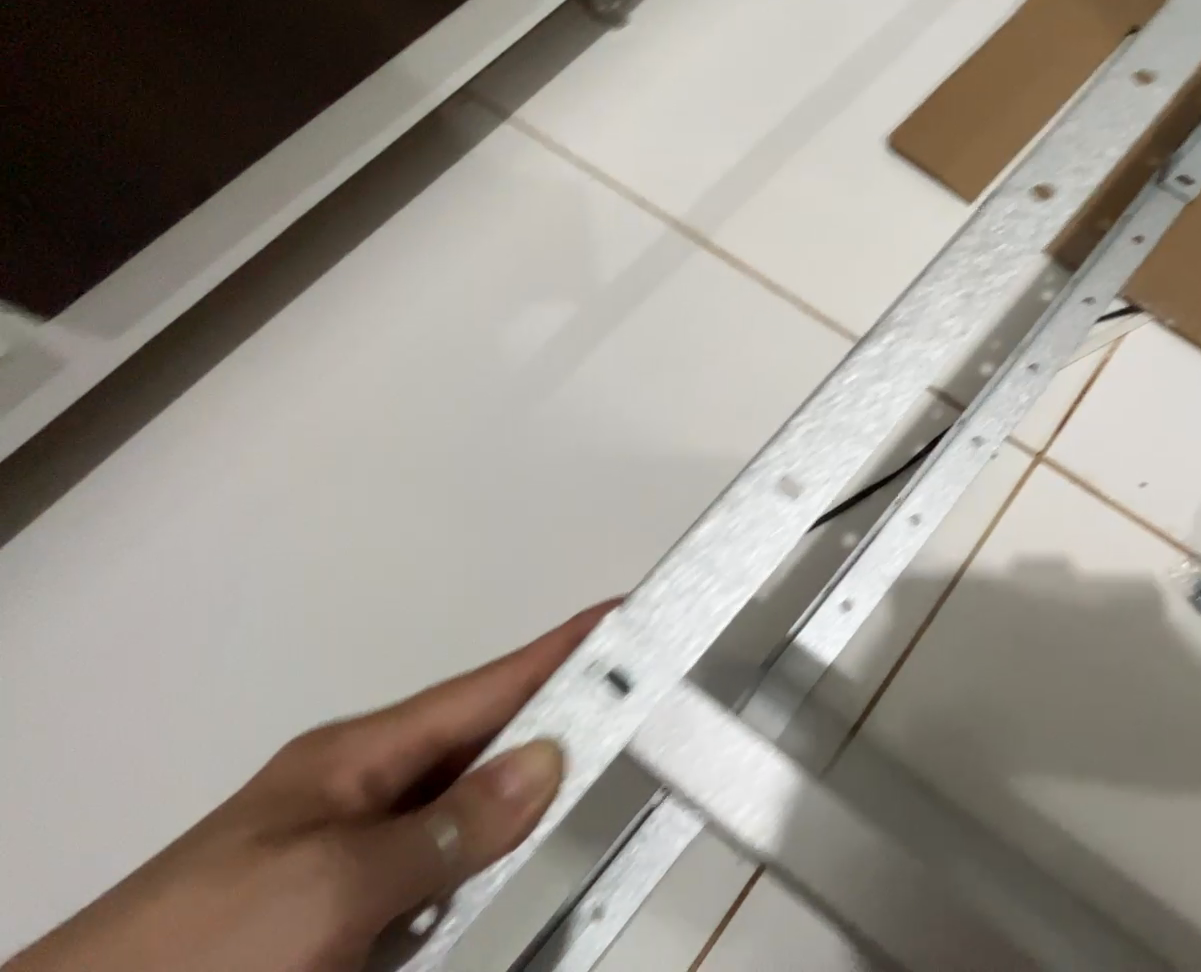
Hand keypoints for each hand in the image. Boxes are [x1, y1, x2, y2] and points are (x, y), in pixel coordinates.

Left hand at [8, 601, 615, 971]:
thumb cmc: (201, 951)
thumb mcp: (333, 883)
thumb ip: (449, 826)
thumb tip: (549, 762)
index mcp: (359, 756)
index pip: (489, 688)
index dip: (563, 649)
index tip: (627, 614)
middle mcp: (369, 791)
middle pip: (494, 742)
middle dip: (567, 716)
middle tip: (647, 699)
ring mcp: (365, 850)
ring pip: (481, 807)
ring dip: (539, 795)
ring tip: (611, 773)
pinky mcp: (363, 909)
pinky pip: (459, 868)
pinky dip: (505, 860)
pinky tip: (535, 864)